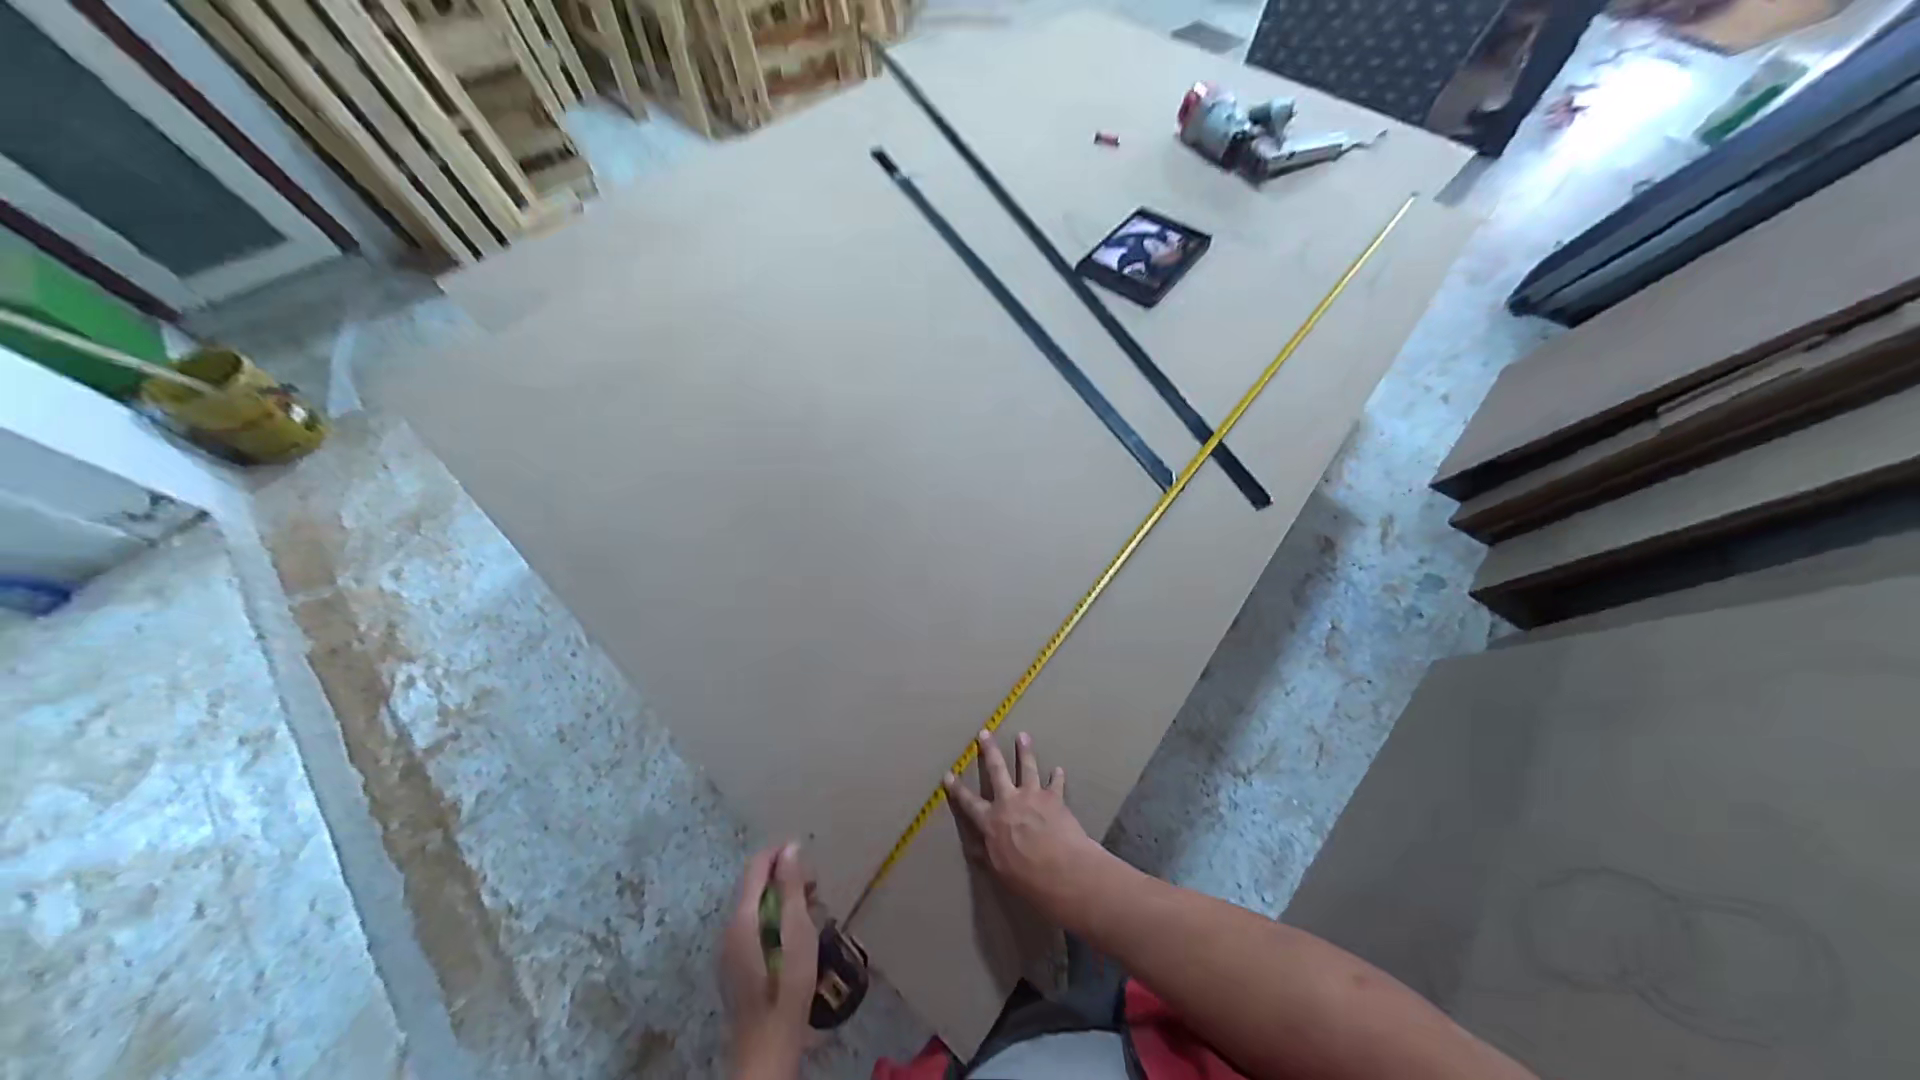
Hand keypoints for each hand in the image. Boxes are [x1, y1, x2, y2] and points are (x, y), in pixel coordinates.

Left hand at [721, 843, 816, 1079]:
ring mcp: (730, 949)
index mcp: (743, 917)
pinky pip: (754, 927)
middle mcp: (729, 928)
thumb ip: (792, 889)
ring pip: (756, 907)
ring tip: (812, 908)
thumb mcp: (798, 933)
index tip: (807, 854)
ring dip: (782, 899)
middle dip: (785, 877)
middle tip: (816, 887)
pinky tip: (797, 934)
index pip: (756, 867)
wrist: (766, 1049)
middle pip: (755, 886)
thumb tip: (790, 849)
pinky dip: (775, 919)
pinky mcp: (736, 966)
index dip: (780, 853)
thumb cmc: (787, 989)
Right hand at [944, 730, 1104, 919]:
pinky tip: (1058, 770)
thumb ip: (988, 853)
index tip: (949, 775)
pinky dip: (1056, 776)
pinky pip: (1055, 784)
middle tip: (985, 733)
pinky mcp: (1054, 798)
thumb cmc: (1027, 877)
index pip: (968, 802)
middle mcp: (1009, 802)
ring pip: (1026, 767)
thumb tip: (976, 847)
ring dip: (1024, 750)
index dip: (957, 789)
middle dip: (989, 751)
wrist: (1062, 870)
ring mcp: (1032, 796)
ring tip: (1023, 735)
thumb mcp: (999, 870)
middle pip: (996, 770)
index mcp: (991, 821)